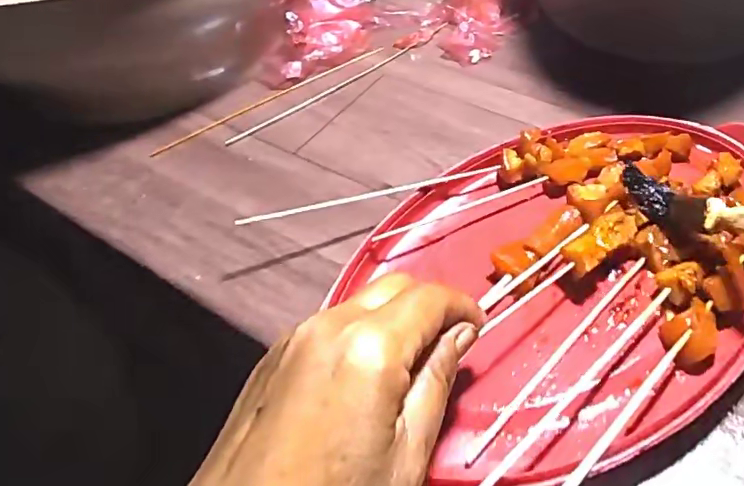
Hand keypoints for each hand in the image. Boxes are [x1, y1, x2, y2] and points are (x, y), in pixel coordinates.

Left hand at [190, 273, 483, 485]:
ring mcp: (293, 342)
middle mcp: (329, 328)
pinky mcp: (268, 362)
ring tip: (405, 364)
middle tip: (447, 343)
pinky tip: (363, 376)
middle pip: (398, 287)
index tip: (475, 327)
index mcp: (369, 346)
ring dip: (394, 318)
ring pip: (364, 302)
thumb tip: (457, 338)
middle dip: (429, 306)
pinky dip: (359, 332)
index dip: (462, 308)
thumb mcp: (404, 457)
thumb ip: (437, 382)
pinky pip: (330, 325)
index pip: (433, 298)